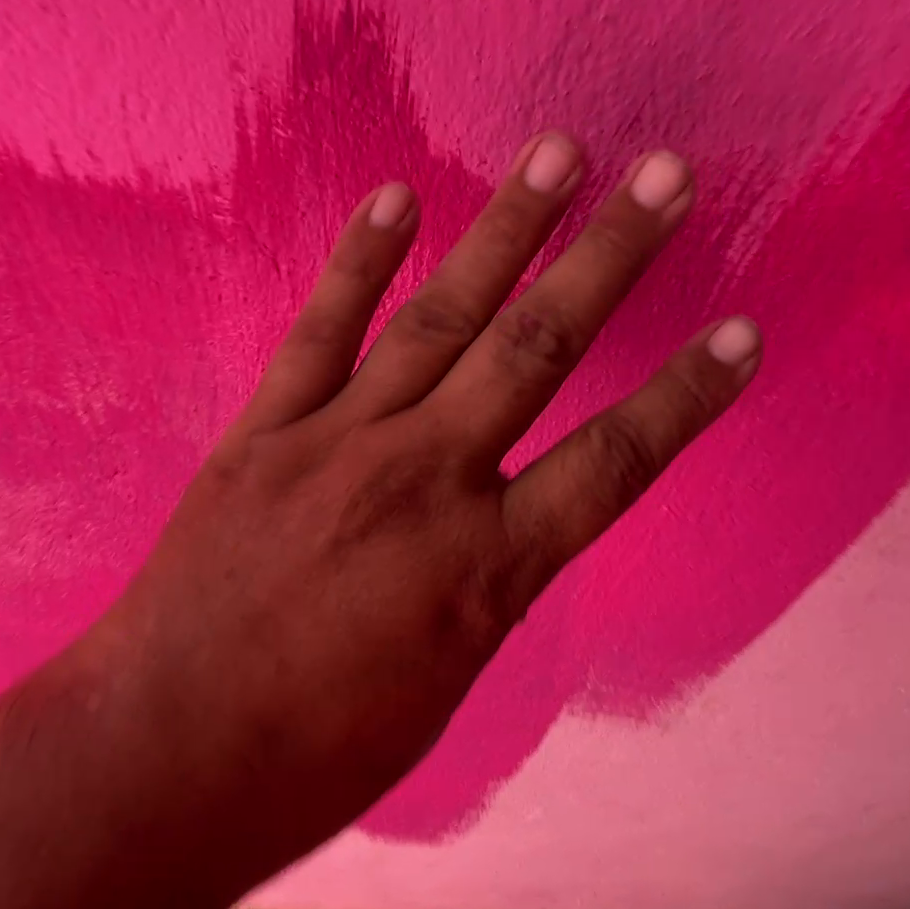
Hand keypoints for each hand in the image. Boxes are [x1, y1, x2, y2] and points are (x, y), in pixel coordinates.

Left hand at [61, 133, 761, 888]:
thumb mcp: (442, 685)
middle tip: (664, 175)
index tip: (744, 333)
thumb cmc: (313, 755)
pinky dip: (357, 262)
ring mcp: (338, 445)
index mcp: (486, 569)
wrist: (166, 754)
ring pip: (439, 317)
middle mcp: (423, 483)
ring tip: (557, 153)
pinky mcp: (265, 435)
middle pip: (536, 349)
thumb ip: (483, 590)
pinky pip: (319, 332)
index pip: (617, 463)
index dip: (688, 397)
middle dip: (609, 257)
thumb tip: (503, 534)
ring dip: (504, 230)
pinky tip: (396, 196)